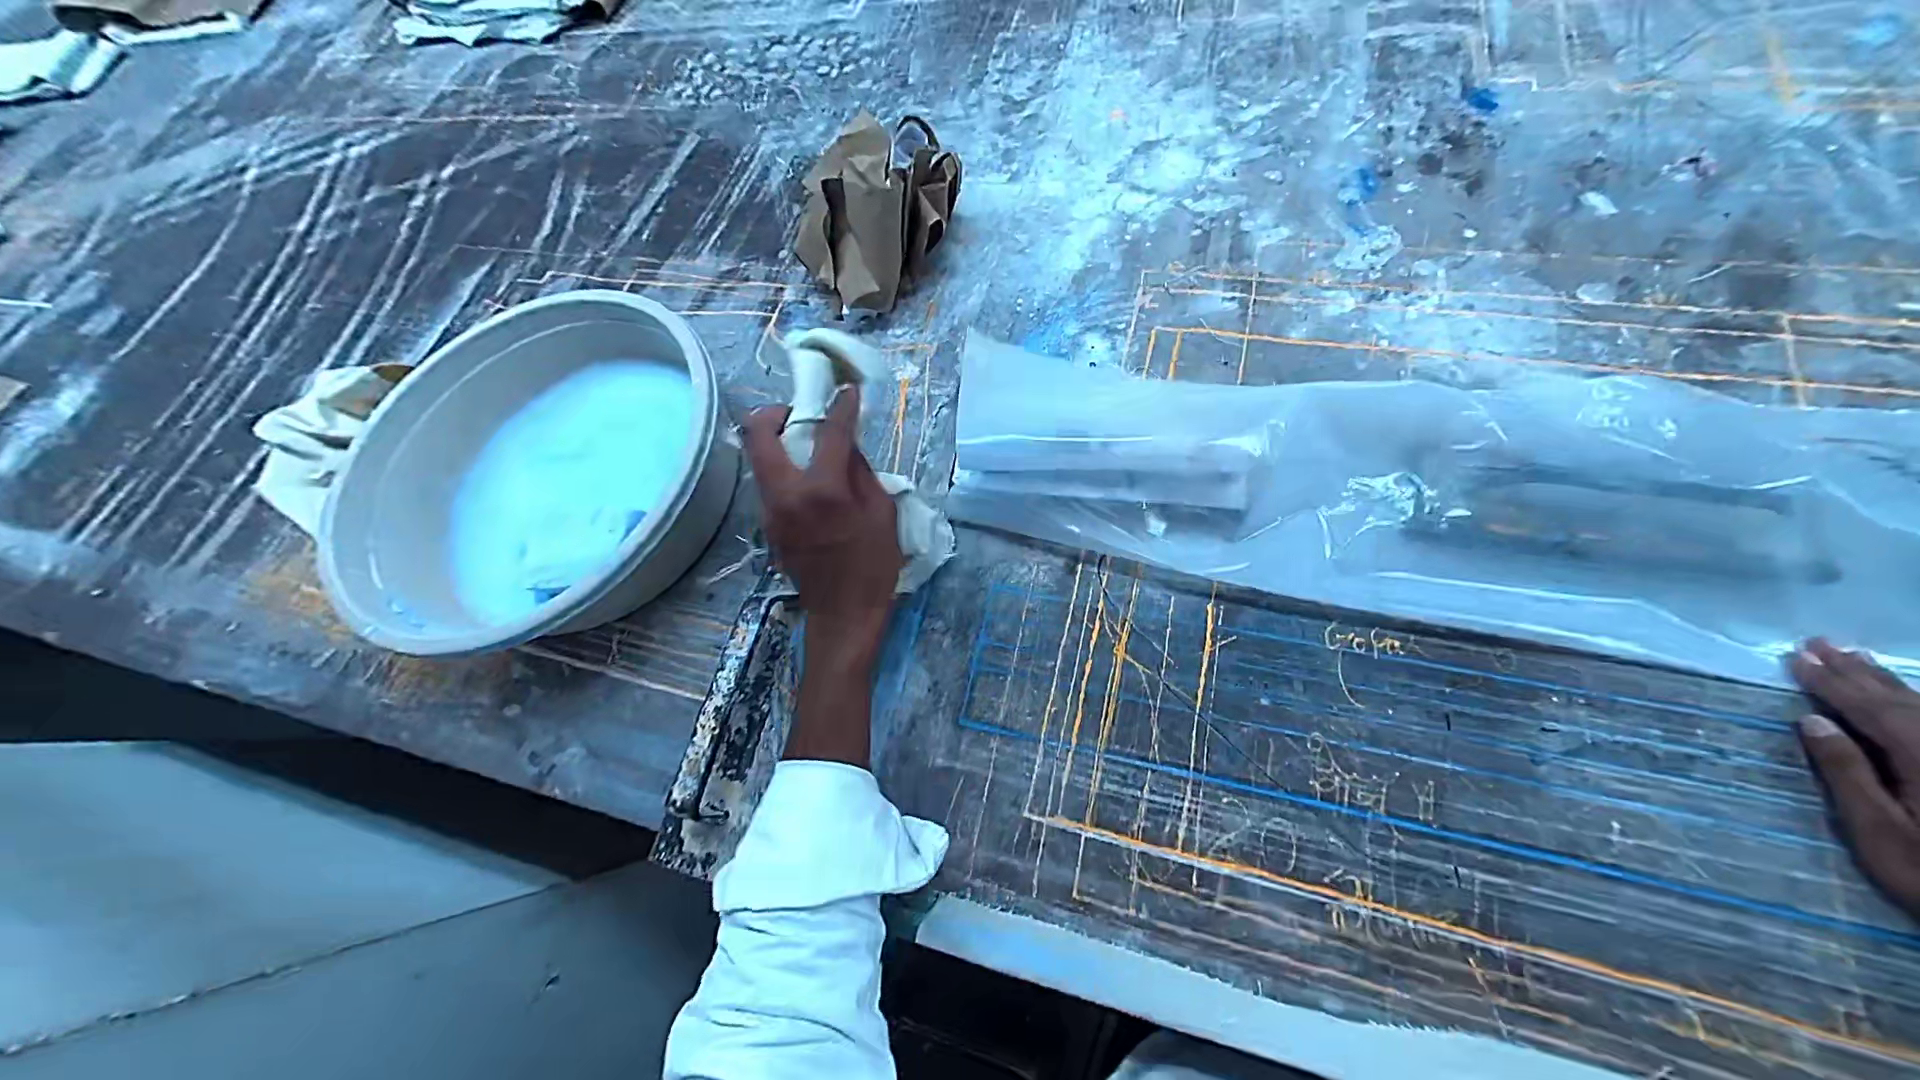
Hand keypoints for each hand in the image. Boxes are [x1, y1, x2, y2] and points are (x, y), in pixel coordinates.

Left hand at [742, 386, 901, 766]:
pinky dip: (783, 469)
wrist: (843, 615)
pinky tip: (808, 481)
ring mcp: (770, 512)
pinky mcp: (768, 526)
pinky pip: (769, 483)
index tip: (847, 392)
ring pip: (758, 459)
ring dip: (777, 441)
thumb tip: (846, 443)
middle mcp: (786, 495)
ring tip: (806, 446)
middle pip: (758, 434)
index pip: (829, 432)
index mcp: (822, 491)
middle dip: (774, 412)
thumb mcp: (882, 514)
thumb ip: (861, 471)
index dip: (841, 406)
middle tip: (800, 413)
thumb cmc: (873, 567)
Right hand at [1789, 638, 1919, 917]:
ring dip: (1890, 682)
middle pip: (1907, 702)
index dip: (1830, 682)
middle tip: (1821, 643)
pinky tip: (1914, 697)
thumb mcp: (1881, 831)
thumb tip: (1812, 722)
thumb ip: (1848, 773)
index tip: (1796, 657)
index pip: (1869, 709)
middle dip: (1859, 672)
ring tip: (1857, 658)